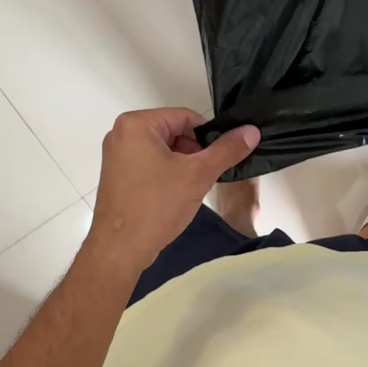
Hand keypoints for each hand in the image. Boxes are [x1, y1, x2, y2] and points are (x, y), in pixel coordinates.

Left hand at [85, 109, 258, 276]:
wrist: (120, 249)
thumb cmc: (157, 205)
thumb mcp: (198, 174)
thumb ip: (227, 150)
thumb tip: (251, 131)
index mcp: (136, 124)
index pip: (186, 117)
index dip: (209, 136)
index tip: (221, 158)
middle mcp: (121, 134)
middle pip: (174, 132)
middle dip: (195, 152)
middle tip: (206, 175)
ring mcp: (116, 156)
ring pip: (164, 150)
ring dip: (183, 165)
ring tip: (193, 188)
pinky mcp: (117, 176)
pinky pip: (150, 165)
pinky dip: (168, 175)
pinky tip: (177, 195)